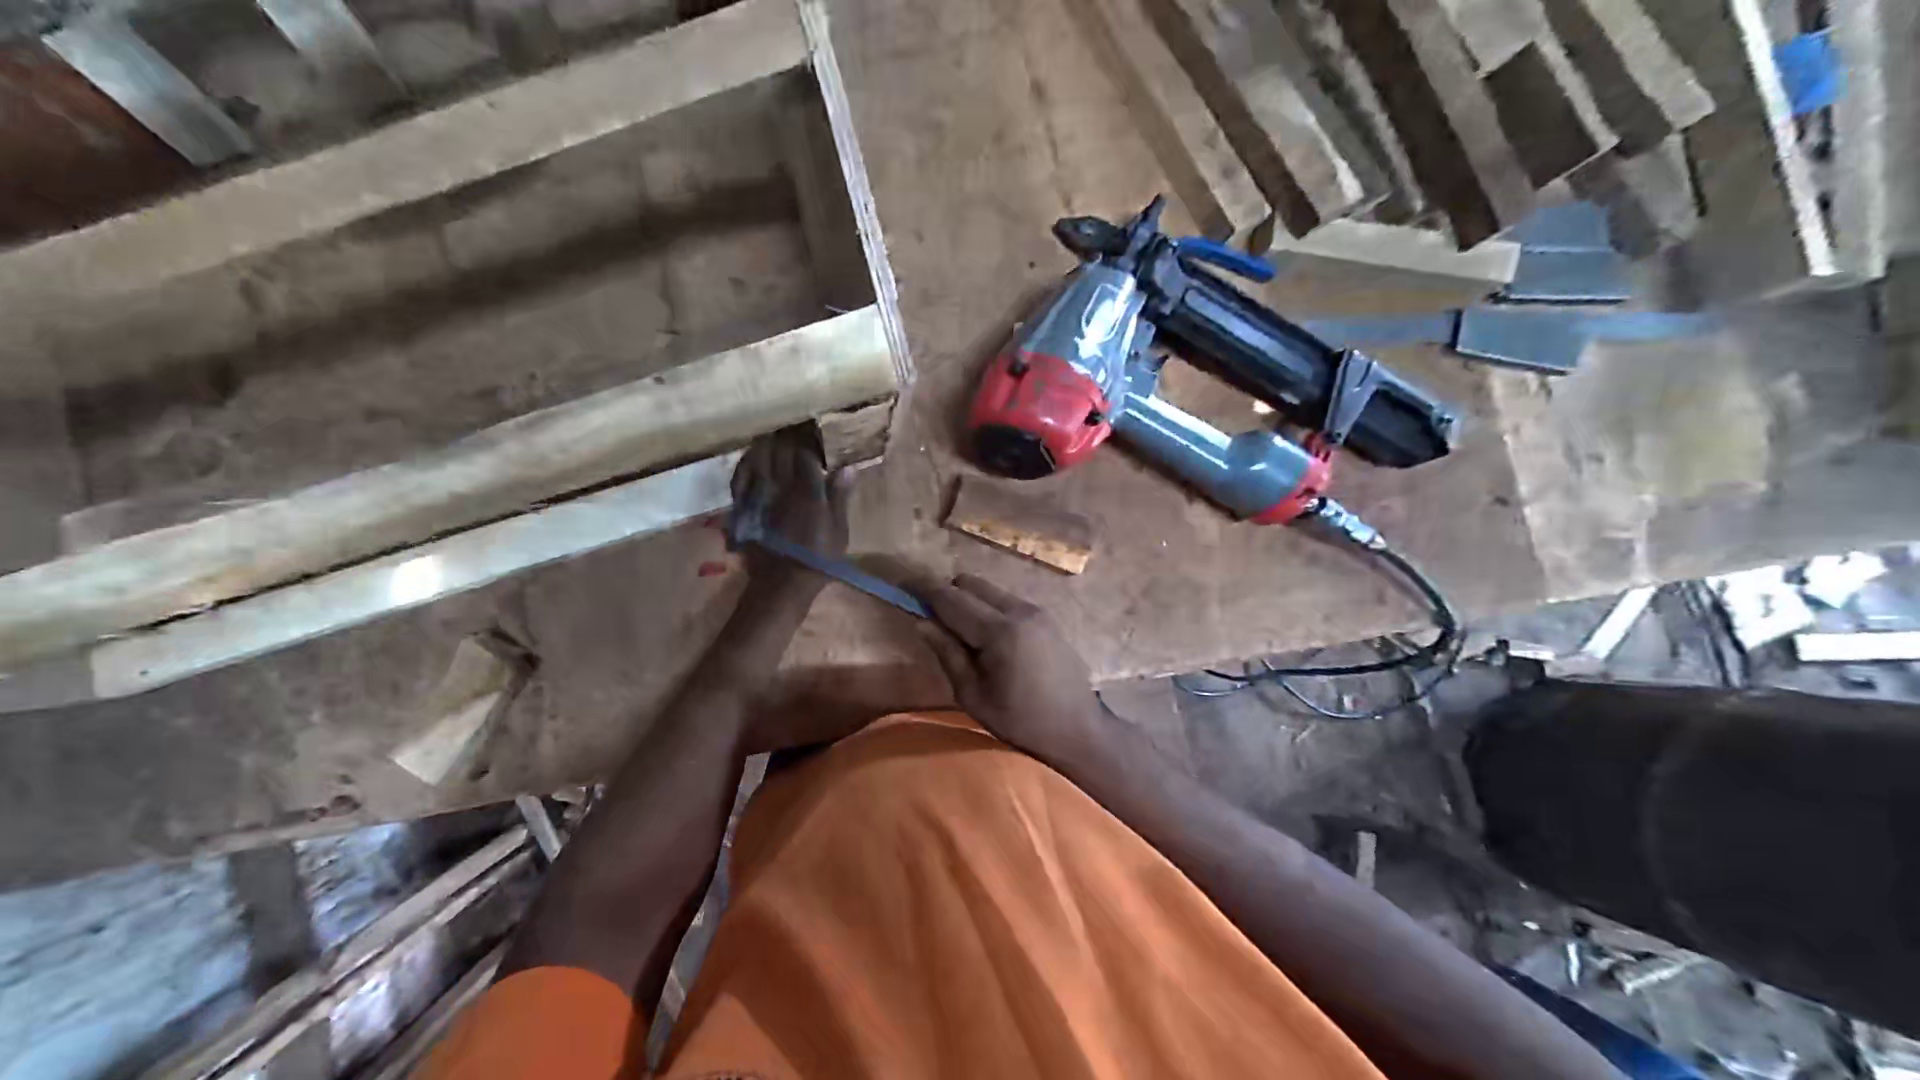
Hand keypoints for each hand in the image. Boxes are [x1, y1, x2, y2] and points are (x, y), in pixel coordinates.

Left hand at [731, 426, 849, 598]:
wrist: (782, 583)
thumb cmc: (818, 559)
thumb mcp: (839, 531)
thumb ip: (840, 498)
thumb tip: (848, 468)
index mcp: (807, 492)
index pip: (805, 453)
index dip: (808, 436)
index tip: (812, 425)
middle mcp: (781, 487)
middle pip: (780, 451)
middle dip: (786, 435)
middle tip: (792, 425)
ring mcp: (759, 495)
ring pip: (758, 459)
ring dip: (765, 443)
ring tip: (772, 433)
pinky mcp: (744, 506)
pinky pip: (741, 477)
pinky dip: (746, 462)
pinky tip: (751, 456)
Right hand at [913, 574, 1104, 760]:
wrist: (1078, 730)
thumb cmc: (1021, 722)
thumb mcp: (974, 695)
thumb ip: (947, 653)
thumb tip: (922, 622)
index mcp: (999, 632)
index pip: (952, 598)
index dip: (924, 589)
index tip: (902, 584)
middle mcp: (1019, 610)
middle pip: (971, 583)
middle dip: (947, 593)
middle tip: (931, 617)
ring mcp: (1037, 611)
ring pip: (990, 590)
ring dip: (969, 600)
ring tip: (960, 633)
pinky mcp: (1046, 618)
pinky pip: (1007, 600)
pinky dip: (988, 608)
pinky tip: (987, 639)